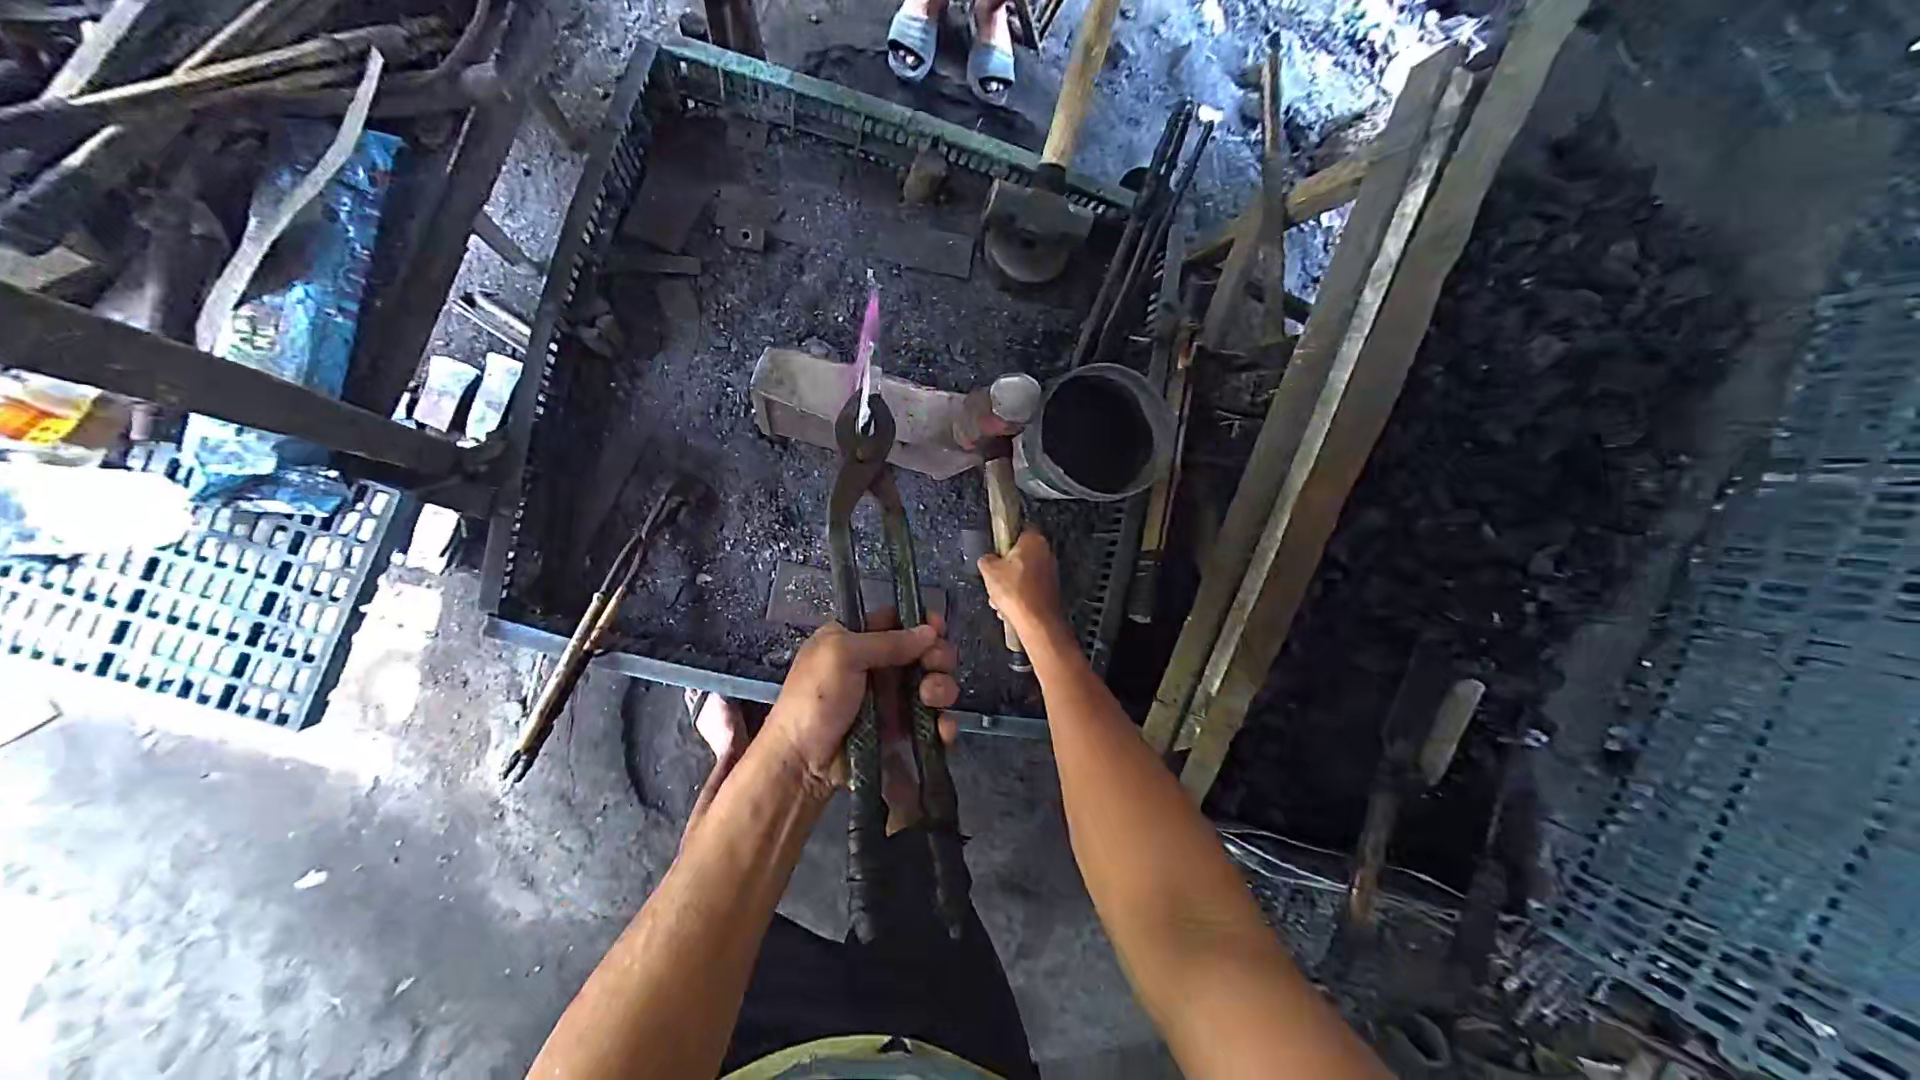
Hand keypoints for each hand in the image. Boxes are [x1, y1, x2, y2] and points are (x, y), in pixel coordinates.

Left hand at [765, 610, 958, 795]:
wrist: (802, 762)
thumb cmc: (815, 699)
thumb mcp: (841, 655)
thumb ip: (887, 641)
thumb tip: (929, 631)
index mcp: (856, 640)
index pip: (897, 622)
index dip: (921, 623)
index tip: (938, 628)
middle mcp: (877, 666)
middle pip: (924, 652)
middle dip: (938, 655)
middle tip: (935, 664)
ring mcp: (891, 700)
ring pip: (934, 684)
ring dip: (942, 687)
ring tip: (930, 697)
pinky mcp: (900, 730)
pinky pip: (933, 721)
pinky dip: (945, 723)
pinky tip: (943, 727)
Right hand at [978, 528, 1064, 640]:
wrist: (1037, 622)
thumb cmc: (1017, 593)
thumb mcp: (989, 571)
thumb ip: (986, 560)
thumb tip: (987, 560)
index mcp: (1034, 540)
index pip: (1019, 529)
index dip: (1004, 540)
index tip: (996, 550)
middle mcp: (1046, 553)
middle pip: (1019, 555)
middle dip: (1005, 568)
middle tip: (995, 579)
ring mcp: (1050, 572)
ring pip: (1023, 574)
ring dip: (1010, 585)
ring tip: (1000, 599)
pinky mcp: (1050, 590)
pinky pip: (1029, 588)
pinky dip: (1019, 596)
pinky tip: (1009, 608)